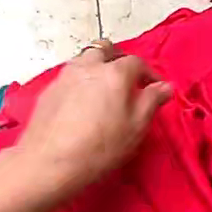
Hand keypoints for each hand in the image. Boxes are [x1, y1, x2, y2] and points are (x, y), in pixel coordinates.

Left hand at [16, 42, 173, 199]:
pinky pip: (68, 78)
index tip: (154, 88)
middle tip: (126, 79)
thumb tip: (164, 87)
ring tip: (103, 90)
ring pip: (83, 60)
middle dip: (118, 59)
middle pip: (105, 49)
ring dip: (96, 68)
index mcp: (114, 73)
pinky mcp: (47, 91)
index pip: (137, 62)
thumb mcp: (135, 128)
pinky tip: (81, 104)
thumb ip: (151, 102)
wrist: (48, 163)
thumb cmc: (97, 148)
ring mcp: (64, 77)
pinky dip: (79, 83)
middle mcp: (87, 67)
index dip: (149, 74)